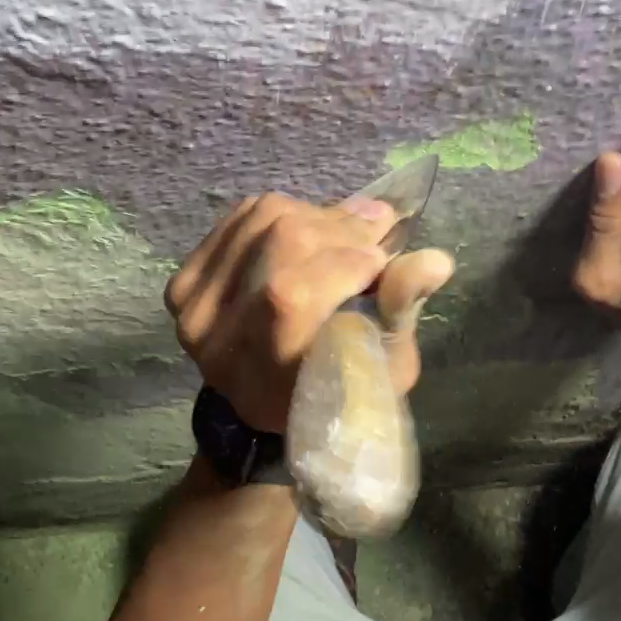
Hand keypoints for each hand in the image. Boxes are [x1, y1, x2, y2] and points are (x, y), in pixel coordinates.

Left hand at [165, 193, 454, 432]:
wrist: (265, 408)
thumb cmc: (335, 396)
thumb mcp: (383, 370)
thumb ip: (400, 314)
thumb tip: (435, 259)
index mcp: (259, 371)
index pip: (293, 291)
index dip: (351, 261)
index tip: (386, 261)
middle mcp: (211, 334)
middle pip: (282, 241)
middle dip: (342, 229)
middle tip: (377, 233)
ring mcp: (190, 303)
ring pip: (265, 217)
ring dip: (319, 215)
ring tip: (351, 231)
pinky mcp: (185, 278)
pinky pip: (242, 216)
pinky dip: (286, 212)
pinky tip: (312, 228)